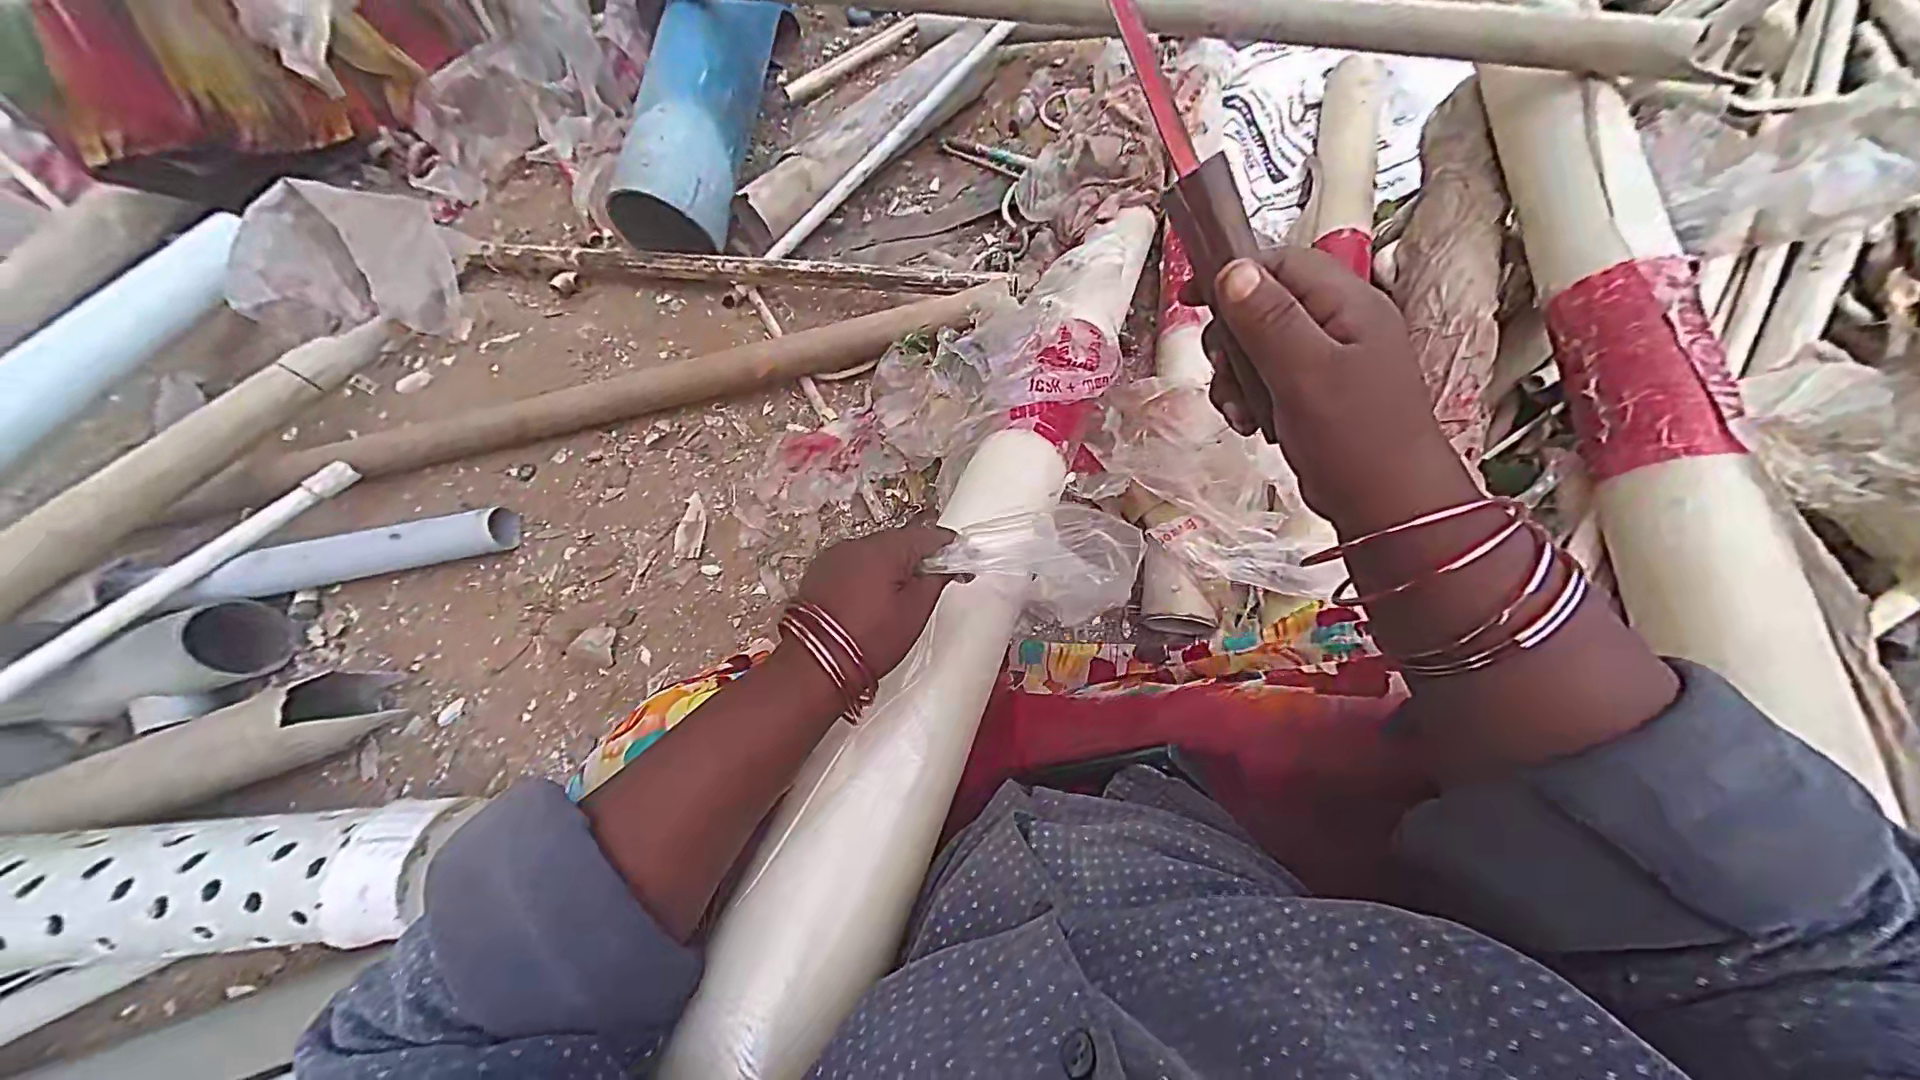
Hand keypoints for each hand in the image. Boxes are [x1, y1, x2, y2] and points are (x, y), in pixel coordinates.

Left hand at [792, 525, 960, 679]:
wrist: (815, 665)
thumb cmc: (871, 639)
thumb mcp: (915, 611)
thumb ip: (935, 580)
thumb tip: (946, 565)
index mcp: (885, 549)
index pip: (927, 535)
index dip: (947, 546)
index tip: (960, 560)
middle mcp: (857, 544)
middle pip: (898, 542)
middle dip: (918, 558)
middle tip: (933, 581)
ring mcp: (834, 556)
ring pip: (874, 553)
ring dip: (890, 566)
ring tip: (900, 595)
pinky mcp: (819, 572)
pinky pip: (853, 565)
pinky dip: (867, 575)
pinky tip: (872, 598)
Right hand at [1183, 248, 1479, 533]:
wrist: (1387, 505)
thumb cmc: (1355, 437)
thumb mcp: (1306, 372)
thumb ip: (1270, 320)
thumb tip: (1233, 270)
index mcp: (1347, 306)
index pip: (1282, 264)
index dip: (1235, 275)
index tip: (1192, 299)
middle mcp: (1338, 326)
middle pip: (1262, 307)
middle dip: (1231, 340)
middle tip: (1223, 372)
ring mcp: (1326, 362)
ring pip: (1257, 348)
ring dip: (1236, 376)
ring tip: (1240, 410)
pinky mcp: (1312, 394)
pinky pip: (1265, 381)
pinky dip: (1248, 399)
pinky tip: (1249, 423)